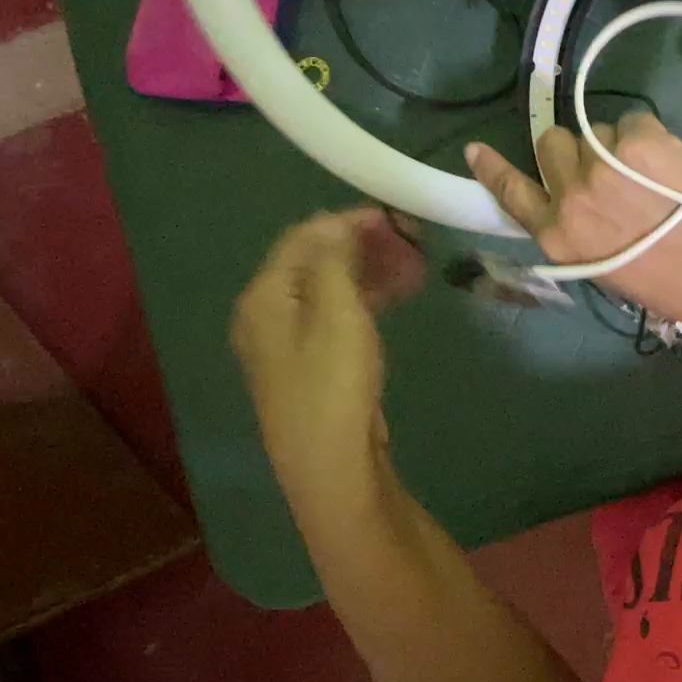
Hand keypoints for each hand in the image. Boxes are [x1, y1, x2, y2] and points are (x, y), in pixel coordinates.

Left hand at [232, 207, 425, 492]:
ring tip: (415, 266)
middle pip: (316, 261)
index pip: (304, 238)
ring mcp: (289, 341)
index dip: (349, 220)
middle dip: (364, 244)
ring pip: (331, 287)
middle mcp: (268, 313)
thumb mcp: (338, 312)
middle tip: (412, 240)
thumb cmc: (333, 383)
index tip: (396, 216)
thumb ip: (336, 260)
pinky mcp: (313, 362)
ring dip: (371, 270)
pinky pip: (338, 313)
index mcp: (265, 296)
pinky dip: (368, 297)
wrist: (332, 465)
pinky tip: (400, 294)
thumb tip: (338, 222)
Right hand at [465, 111, 681, 332]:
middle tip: (614, 172)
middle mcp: (570, 199)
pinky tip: (671, 162)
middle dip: (577, 151)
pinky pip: (634, 120)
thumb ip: (582, 233)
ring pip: (594, 128)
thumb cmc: (676, 285)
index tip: (476, 151)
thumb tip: (580, 202)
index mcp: (559, 239)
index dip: (494, 170)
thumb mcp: (610, 271)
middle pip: (552, 144)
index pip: (512, 194)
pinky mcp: (638, 142)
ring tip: (652, 174)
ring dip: (616, 143)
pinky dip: (650, 134)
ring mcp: (602, 166)